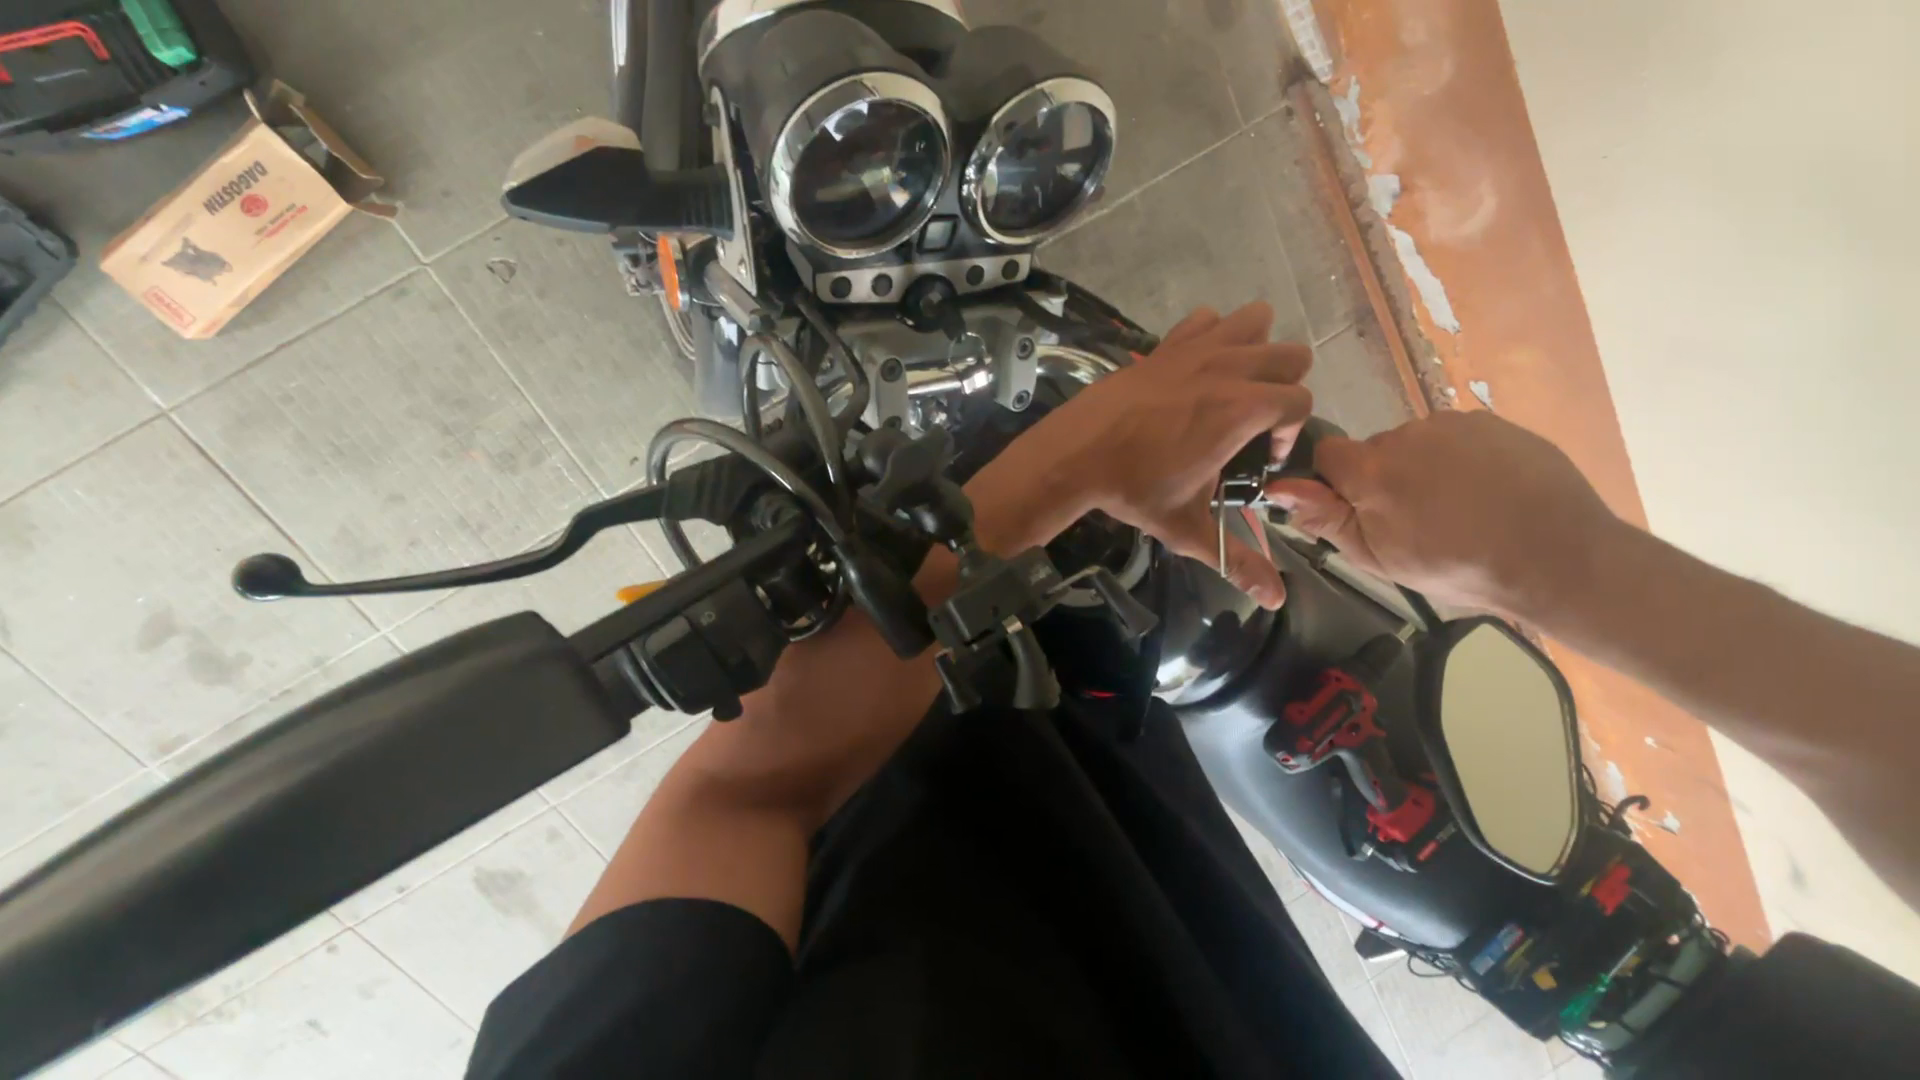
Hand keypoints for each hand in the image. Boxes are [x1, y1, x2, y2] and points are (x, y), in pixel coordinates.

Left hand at [976, 303, 1312, 608]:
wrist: (1074, 455)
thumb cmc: (1134, 489)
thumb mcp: (1188, 527)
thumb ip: (1236, 560)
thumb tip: (1276, 599)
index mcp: (1242, 409)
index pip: (1301, 401)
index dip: (1288, 432)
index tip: (1259, 459)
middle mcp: (1227, 369)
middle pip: (1290, 355)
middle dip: (1285, 386)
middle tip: (1254, 421)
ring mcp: (1195, 350)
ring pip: (1255, 321)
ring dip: (1257, 350)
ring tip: (1235, 387)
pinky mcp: (1165, 345)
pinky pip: (1204, 320)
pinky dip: (1213, 335)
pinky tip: (1197, 368)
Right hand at [1264, 410, 1625, 618]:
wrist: (1558, 556)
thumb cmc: (1457, 568)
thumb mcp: (1379, 557)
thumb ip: (1325, 518)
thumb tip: (1277, 486)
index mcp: (1373, 469)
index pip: (1328, 454)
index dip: (1337, 483)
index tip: (1362, 510)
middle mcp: (1407, 433)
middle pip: (1374, 450)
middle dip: (1383, 478)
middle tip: (1416, 519)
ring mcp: (1453, 423)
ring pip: (1415, 442)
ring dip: (1422, 467)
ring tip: (1456, 506)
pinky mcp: (1492, 421)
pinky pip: (1455, 436)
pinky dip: (1460, 458)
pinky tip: (1485, 490)